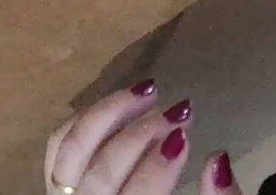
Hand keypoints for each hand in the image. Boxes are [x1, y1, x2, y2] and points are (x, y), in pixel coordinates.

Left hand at [44, 80, 241, 194]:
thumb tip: (218, 161)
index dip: (156, 167)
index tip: (184, 131)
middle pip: (102, 171)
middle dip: (142, 134)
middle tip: (181, 109)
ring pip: (73, 147)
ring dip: (112, 112)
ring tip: (150, 91)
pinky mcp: (57, 186)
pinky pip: (60, 143)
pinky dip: (88, 116)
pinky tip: (121, 104)